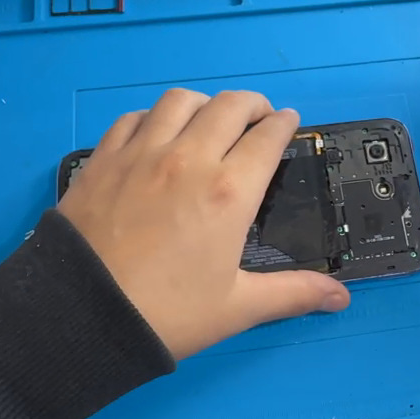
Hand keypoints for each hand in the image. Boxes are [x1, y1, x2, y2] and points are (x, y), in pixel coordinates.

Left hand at [58, 89, 350, 358]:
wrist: (79, 317)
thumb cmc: (165, 315)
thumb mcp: (237, 307)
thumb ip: (293, 294)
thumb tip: (340, 297)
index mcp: (229, 191)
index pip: (268, 137)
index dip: (284, 124)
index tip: (288, 123)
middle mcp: (189, 159)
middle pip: (230, 106)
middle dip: (253, 105)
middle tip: (259, 118)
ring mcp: (142, 153)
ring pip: (181, 100)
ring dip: (205, 104)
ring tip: (210, 119)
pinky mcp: (104, 158)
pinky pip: (134, 117)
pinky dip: (155, 116)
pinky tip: (157, 132)